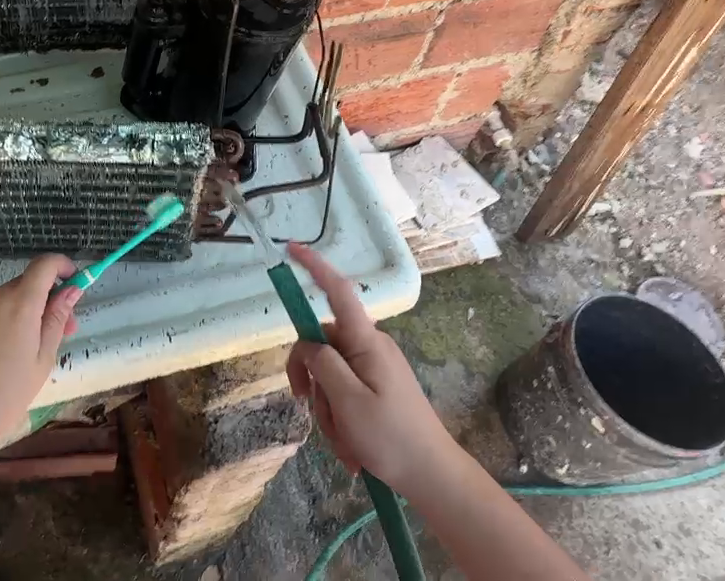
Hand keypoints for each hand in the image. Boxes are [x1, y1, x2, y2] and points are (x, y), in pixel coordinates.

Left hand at [0, 255, 82, 460]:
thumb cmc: (5, 394)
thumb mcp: (42, 360)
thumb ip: (57, 320)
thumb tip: (71, 290)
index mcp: (20, 303)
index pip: (44, 264)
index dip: (62, 266)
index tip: (74, 283)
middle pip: (25, 285)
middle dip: (45, 301)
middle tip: (59, 334)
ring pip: (4, 302)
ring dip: (21, 315)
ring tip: (23, 356)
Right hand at [284, 244, 458, 495]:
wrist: (434, 476)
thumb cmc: (392, 437)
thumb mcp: (348, 402)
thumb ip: (322, 364)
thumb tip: (308, 343)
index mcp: (366, 341)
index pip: (338, 292)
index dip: (313, 266)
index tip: (290, 248)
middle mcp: (370, 346)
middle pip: (321, 344)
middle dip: (310, 380)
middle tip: (308, 409)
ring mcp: (374, 366)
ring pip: (329, 373)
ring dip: (327, 409)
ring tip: (344, 442)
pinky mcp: (376, 386)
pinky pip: (343, 391)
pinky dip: (340, 418)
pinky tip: (352, 448)